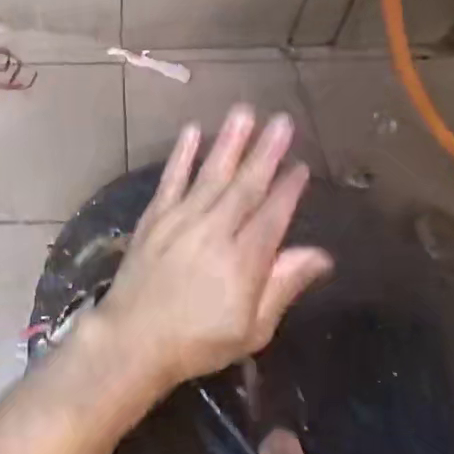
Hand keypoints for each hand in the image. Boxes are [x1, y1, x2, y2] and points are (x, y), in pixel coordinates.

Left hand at [94, 105, 332, 388]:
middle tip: (282, 121)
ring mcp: (181, 219)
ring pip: (211, 173)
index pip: (272, 214)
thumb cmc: (198, 341)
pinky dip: (182, 155)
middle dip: (266, 151)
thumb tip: (320, 254)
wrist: (133, 340)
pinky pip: (171, 179)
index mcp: (243, 259)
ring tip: (244, 112)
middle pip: (246, 185)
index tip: (301, 165)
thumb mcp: (252, 329)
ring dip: (229, 142)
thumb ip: (283, 286)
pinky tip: (192, 131)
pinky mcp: (155, 217)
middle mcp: (214, 230)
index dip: (289, 189)